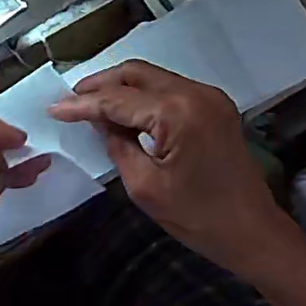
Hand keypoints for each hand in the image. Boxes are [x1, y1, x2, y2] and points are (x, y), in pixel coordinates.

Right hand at [48, 61, 290, 273]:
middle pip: (135, 73)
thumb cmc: (196, 217)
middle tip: (70, 101)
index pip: (117, 99)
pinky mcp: (215, 107)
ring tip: (91, 106)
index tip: (53, 109)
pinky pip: (169, 90)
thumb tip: (99, 121)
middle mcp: (196, 93)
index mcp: (177, 113)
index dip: (82, 104)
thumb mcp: (144, 185)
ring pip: (152, 78)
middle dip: (100, 84)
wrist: (252, 231)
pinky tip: (124, 112)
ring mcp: (209, 97)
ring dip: (120, 88)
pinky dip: (142, 96)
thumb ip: (117, 144)